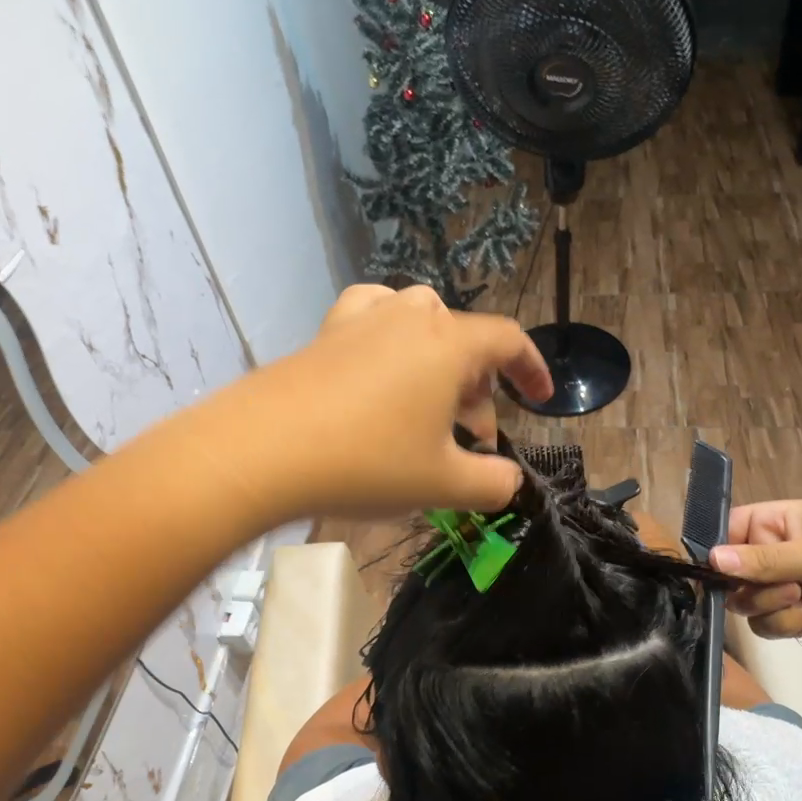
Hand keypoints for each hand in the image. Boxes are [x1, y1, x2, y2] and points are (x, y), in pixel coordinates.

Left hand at [207, 284, 551, 518]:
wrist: (260, 450)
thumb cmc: (367, 461)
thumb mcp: (443, 483)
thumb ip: (492, 483)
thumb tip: (511, 482)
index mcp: (449, 342)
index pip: (508, 340)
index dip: (532, 368)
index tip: (541, 400)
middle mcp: (409, 317)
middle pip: (464, 338)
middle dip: (479, 388)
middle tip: (473, 437)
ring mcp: (362, 320)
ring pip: (420, 325)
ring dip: (438, 362)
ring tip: (429, 405)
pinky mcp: (324, 334)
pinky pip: (372, 322)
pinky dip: (389, 341)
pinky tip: (379, 371)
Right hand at [714, 500, 801, 647]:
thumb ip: (764, 560)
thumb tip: (711, 558)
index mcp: (777, 522)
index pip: (726, 530)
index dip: (717, 550)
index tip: (716, 570)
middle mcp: (774, 553)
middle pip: (731, 574)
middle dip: (752, 586)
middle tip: (787, 586)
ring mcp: (785, 587)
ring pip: (747, 604)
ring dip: (773, 607)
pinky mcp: (797, 618)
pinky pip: (769, 626)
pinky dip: (787, 624)